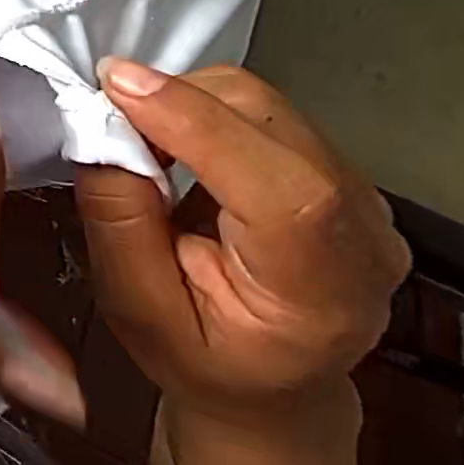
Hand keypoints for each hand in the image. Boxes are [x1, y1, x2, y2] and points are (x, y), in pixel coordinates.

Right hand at [75, 59, 409, 463]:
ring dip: (185, 99)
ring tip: (144, 140)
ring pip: (257, 99)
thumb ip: (118, 217)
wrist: (271, 379)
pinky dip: (203, 104)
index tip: (117, 85)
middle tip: (112, 122)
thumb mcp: (138, 307)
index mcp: (322, 293)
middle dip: (175, 101)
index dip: (195, 123)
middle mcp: (362, 231)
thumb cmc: (204, 357)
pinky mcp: (336, 162)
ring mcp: (358, 190)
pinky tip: (177, 140)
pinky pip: (259, 105)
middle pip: (263, 120)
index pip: (279, 188)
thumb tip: (100, 126)